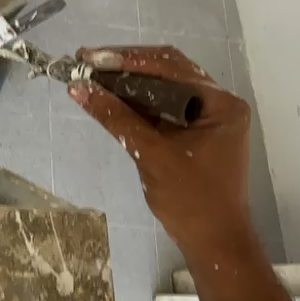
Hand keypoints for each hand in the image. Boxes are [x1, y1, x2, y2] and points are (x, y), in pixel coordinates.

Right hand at [68, 46, 258, 260]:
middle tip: (87, 61)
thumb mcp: (150, 154)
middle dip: (125, 65)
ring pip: (162, 85)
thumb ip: (116, 117)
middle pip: (167, 70)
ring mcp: (206, 116)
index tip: (90, 58)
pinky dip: (135, 99)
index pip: (170, 68)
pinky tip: (109, 96)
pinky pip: (161, 105)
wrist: (214, 242)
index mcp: (220, 104)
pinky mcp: (192, 130)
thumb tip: (78, 87)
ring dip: (127, 80)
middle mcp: (217, 102)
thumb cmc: (191, 200)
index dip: (127, 60)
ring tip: (91, 75)